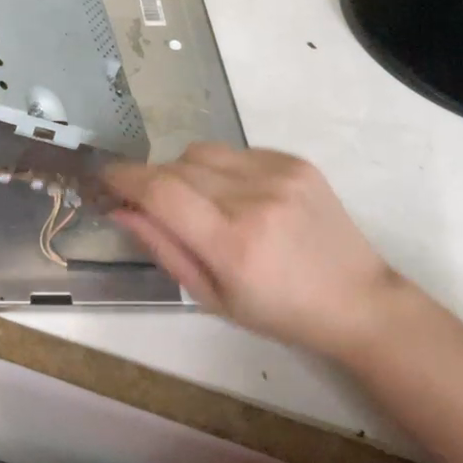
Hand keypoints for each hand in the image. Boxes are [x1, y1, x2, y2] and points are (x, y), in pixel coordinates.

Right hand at [106, 144, 406, 359]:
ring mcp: (279, 175)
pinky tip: (239, 196)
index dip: (124, 178)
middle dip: (155, 181)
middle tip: (157, 206)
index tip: (104, 176)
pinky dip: (221, 168)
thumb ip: (162, 248)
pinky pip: (234, 151)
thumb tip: (119, 208)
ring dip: (187, 171)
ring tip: (204, 203)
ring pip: (201, 151)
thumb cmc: (279, 311)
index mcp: (232, 244)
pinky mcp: (296, 161)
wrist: (359, 300)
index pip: (161, 192)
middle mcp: (254, 200)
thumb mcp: (212, 297)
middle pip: (176, 167)